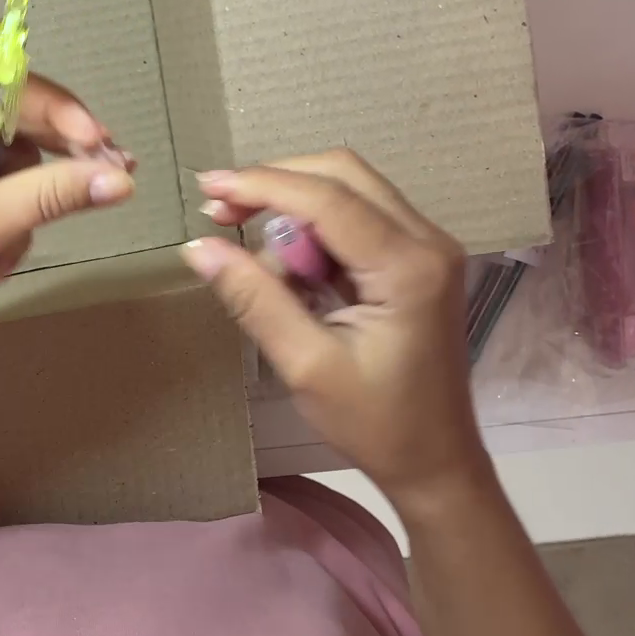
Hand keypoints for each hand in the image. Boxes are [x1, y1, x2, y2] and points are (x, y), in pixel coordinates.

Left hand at [0, 65, 134, 348]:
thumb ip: (52, 195)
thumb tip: (120, 177)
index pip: (9, 87)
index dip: (64, 114)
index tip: (107, 150)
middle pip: (16, 119)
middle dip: (50, 167)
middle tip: (104, 185)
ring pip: (14, 161)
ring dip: (24, 210)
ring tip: (4, 257)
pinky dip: (8, 222)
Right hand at [181, 149, 488, 502]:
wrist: (435, 461)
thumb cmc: (375, 424)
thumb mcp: (305, 364)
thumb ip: (254, 298)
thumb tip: (199, 248)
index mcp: (408, 268)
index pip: (327, 199)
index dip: (261, 185)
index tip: (208, 188)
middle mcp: (426, 242)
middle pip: (343, 174)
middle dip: (275, 183)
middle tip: (220, 210)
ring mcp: (425, 248)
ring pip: (348, 191)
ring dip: (292, 207)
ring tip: (250, 254)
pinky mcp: (414, 261)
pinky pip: (355, 221)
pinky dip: (312, 232)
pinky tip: (287, 271)